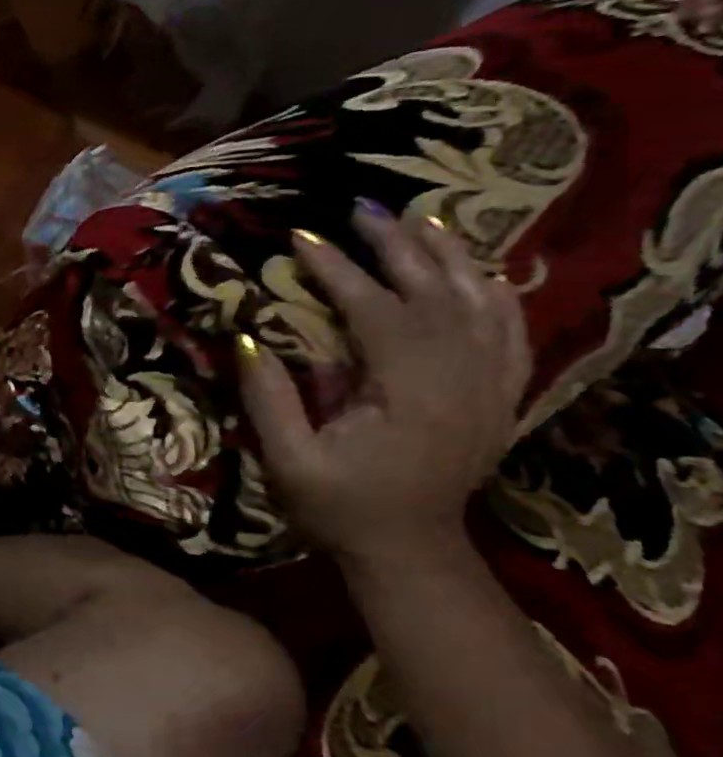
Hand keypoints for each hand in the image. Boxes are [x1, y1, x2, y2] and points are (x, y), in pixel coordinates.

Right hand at [238, 203, 530, 560]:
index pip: (378, 313)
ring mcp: (490, 387)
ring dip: (450, 256)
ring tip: (421, 219)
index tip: (303, 239)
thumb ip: (269, 399)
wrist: (409, 547)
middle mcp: (462, 382)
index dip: (340, 272)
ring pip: (482, 304)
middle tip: (363, 209)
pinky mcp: (499, 395)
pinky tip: (476, 270)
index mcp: (409, 397)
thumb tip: (246, 338)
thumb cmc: (338, 505)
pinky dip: (494, 292)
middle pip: (437, 295)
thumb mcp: (289, 460)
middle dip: (399, 246)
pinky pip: (509, 331)